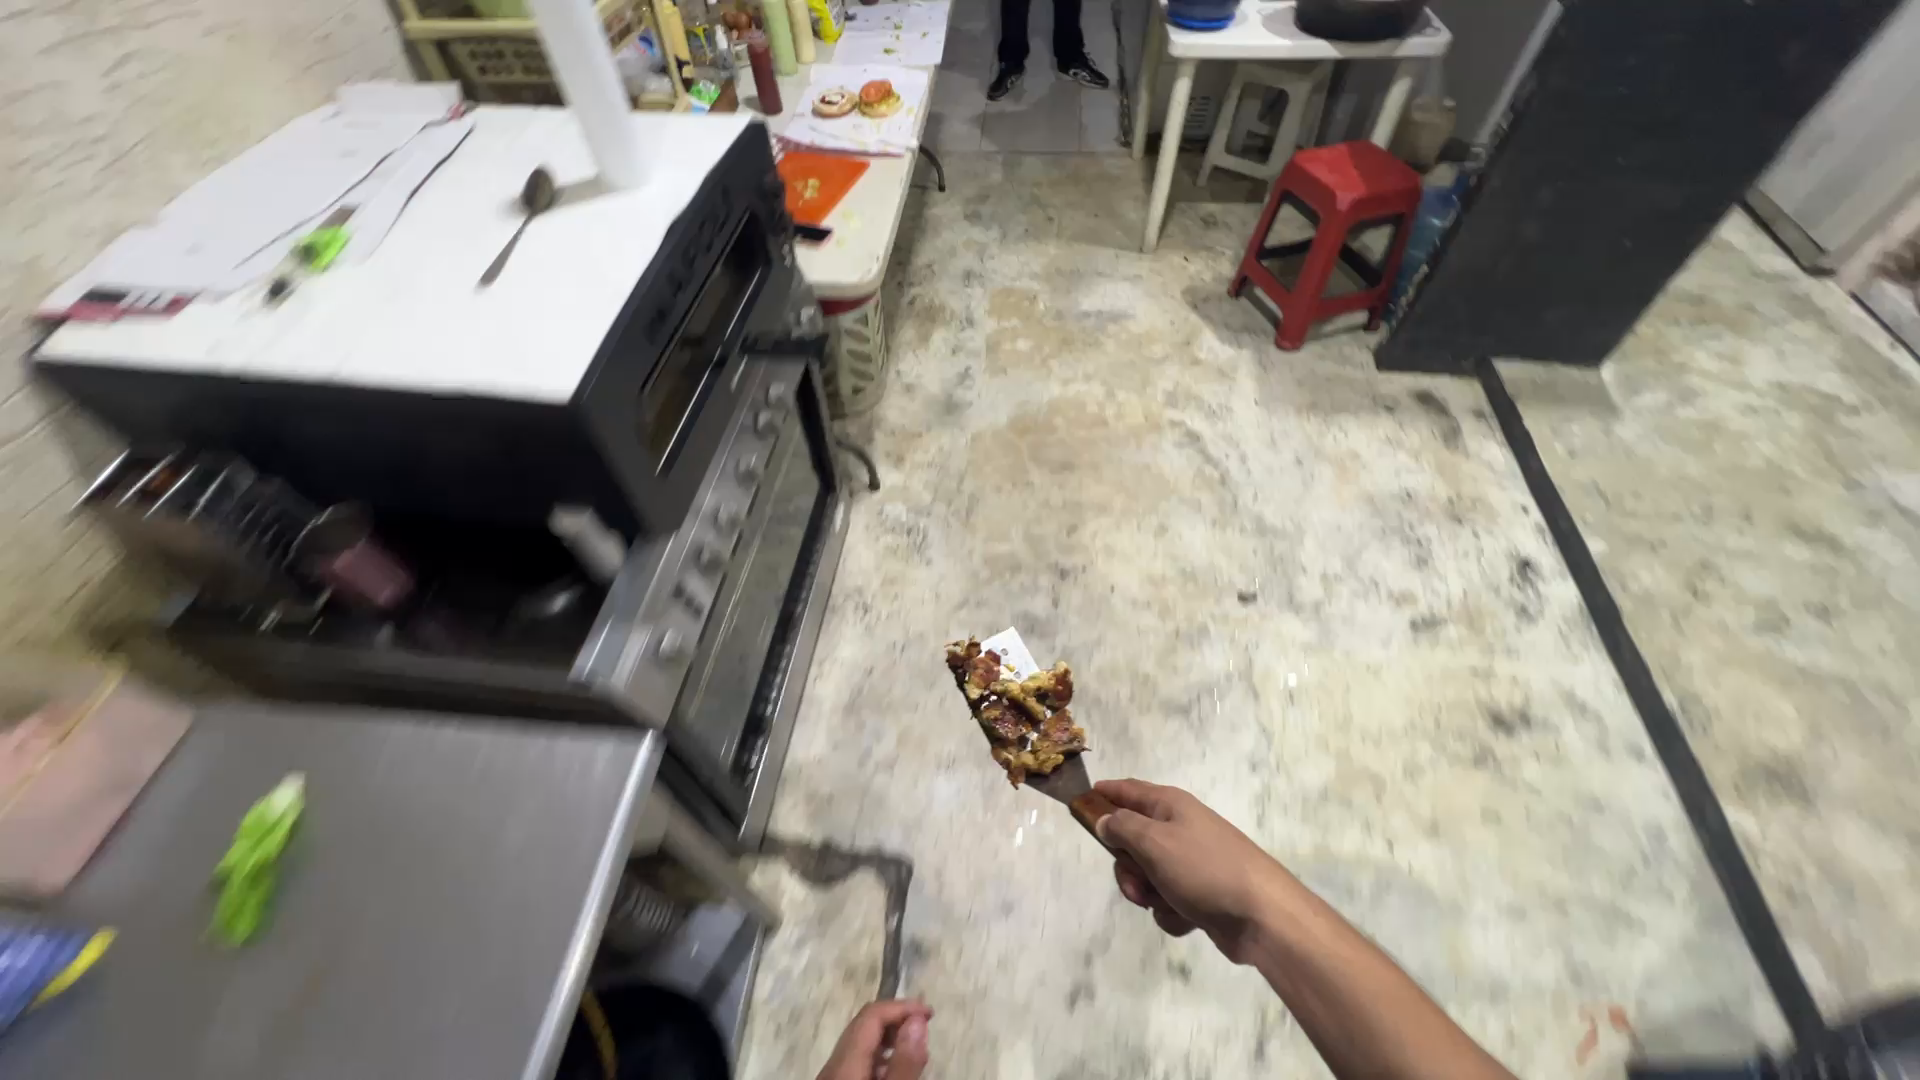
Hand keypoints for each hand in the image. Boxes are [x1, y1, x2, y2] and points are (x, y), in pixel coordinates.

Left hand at [815, 999, 932, 1079]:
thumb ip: (903, 1062)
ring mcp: (832, 1075)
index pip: (872, 1013)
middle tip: (925, 1025)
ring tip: (915, 1046)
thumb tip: (918, 1021)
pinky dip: (880, 1055)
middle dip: (897, 1018)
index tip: (929, 1013)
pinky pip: (858, 1059)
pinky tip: (894, 1068)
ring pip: (860, 1043)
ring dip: (889, 1037)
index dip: (903, 1006)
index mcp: (844, 1060)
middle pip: (864, 1024)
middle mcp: (832, 1063)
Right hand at [1093, 779, 1290, 962]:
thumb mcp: (1153, 841)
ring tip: (1164, 902)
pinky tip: (1186, 917)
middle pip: (1132, 840)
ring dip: (1147, 893)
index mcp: (1169, 805)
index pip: (1128, 790)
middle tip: (1136, 881)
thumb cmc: (1203, 868)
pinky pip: (1167, 900)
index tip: (1081, 804)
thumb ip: (1122, 828)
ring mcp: (1190, 862)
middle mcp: (1179, 828)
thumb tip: (1105, 820)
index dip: (1104, 794)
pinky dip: (1171, 911)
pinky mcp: (1200, 894)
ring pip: (1147, 875)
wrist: (1261, 916)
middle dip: (1127, 866)